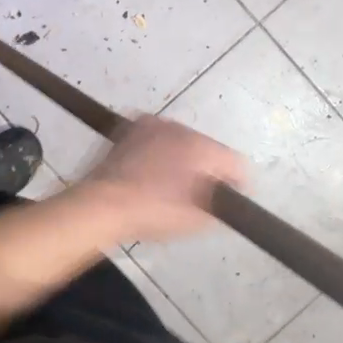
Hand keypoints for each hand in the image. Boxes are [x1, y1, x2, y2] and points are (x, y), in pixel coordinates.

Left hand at [68, 116, 249, 242]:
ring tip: (172, 181)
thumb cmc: (154, 212)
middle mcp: (179, 128)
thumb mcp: (197, 219)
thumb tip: (222, 198)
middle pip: (206, 147)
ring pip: (179, 139)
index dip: (238, 182)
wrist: (104, 203)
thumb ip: (220, 204)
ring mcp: (152, 124)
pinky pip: (154, 136)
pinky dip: (157, 148)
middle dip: (207, 166)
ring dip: (182, 155)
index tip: (233, 197)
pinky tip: (149, 167)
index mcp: (201, 147)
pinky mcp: (129, 127)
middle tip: (199, 192)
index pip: (235, 161)